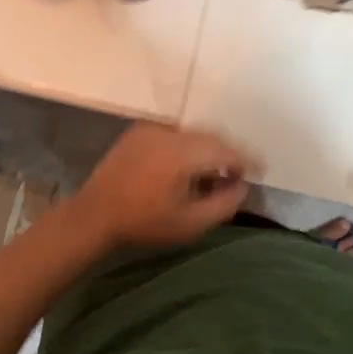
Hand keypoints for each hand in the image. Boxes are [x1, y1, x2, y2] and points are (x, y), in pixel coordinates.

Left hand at [72, 123, 258, 247]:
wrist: (93, 217)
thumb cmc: (143, 224)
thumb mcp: (190, 224)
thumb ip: (223, 205)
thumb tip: (241, 187)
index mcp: (182, 152)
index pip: (225, 149)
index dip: (246, 160)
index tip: (259, 171)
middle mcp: (168, 132)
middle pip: (209, 136)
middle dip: (228, 153)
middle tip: (239, 174)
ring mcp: (150, 129)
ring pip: (191, 134)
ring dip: (207, 149)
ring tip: (215, 172)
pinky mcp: (137, 133)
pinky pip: (173, 134)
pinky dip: (187, 146)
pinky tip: (188, 167)